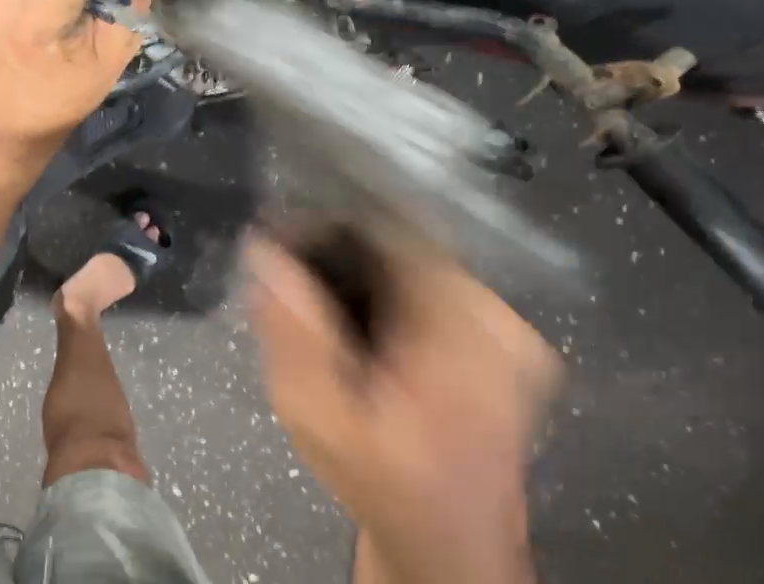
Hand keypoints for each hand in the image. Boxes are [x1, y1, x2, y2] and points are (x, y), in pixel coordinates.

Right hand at [244, 234, 560, 583]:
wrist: (446, 544)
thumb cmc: (381, 481)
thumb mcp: (316, 414)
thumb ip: (290, 329)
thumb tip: (262, 250)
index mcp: (463, 330)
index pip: (390, 228)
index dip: (325, 219)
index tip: (274, 231)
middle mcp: (495, 318)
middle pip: (399, 241)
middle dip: (331, 248)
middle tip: (281, 275)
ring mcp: (501, 328)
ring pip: (406, 259)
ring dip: (350, 268)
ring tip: (307, 302)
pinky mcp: (493, 338)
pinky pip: (420, 282)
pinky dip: (375, 289)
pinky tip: (345, 319)